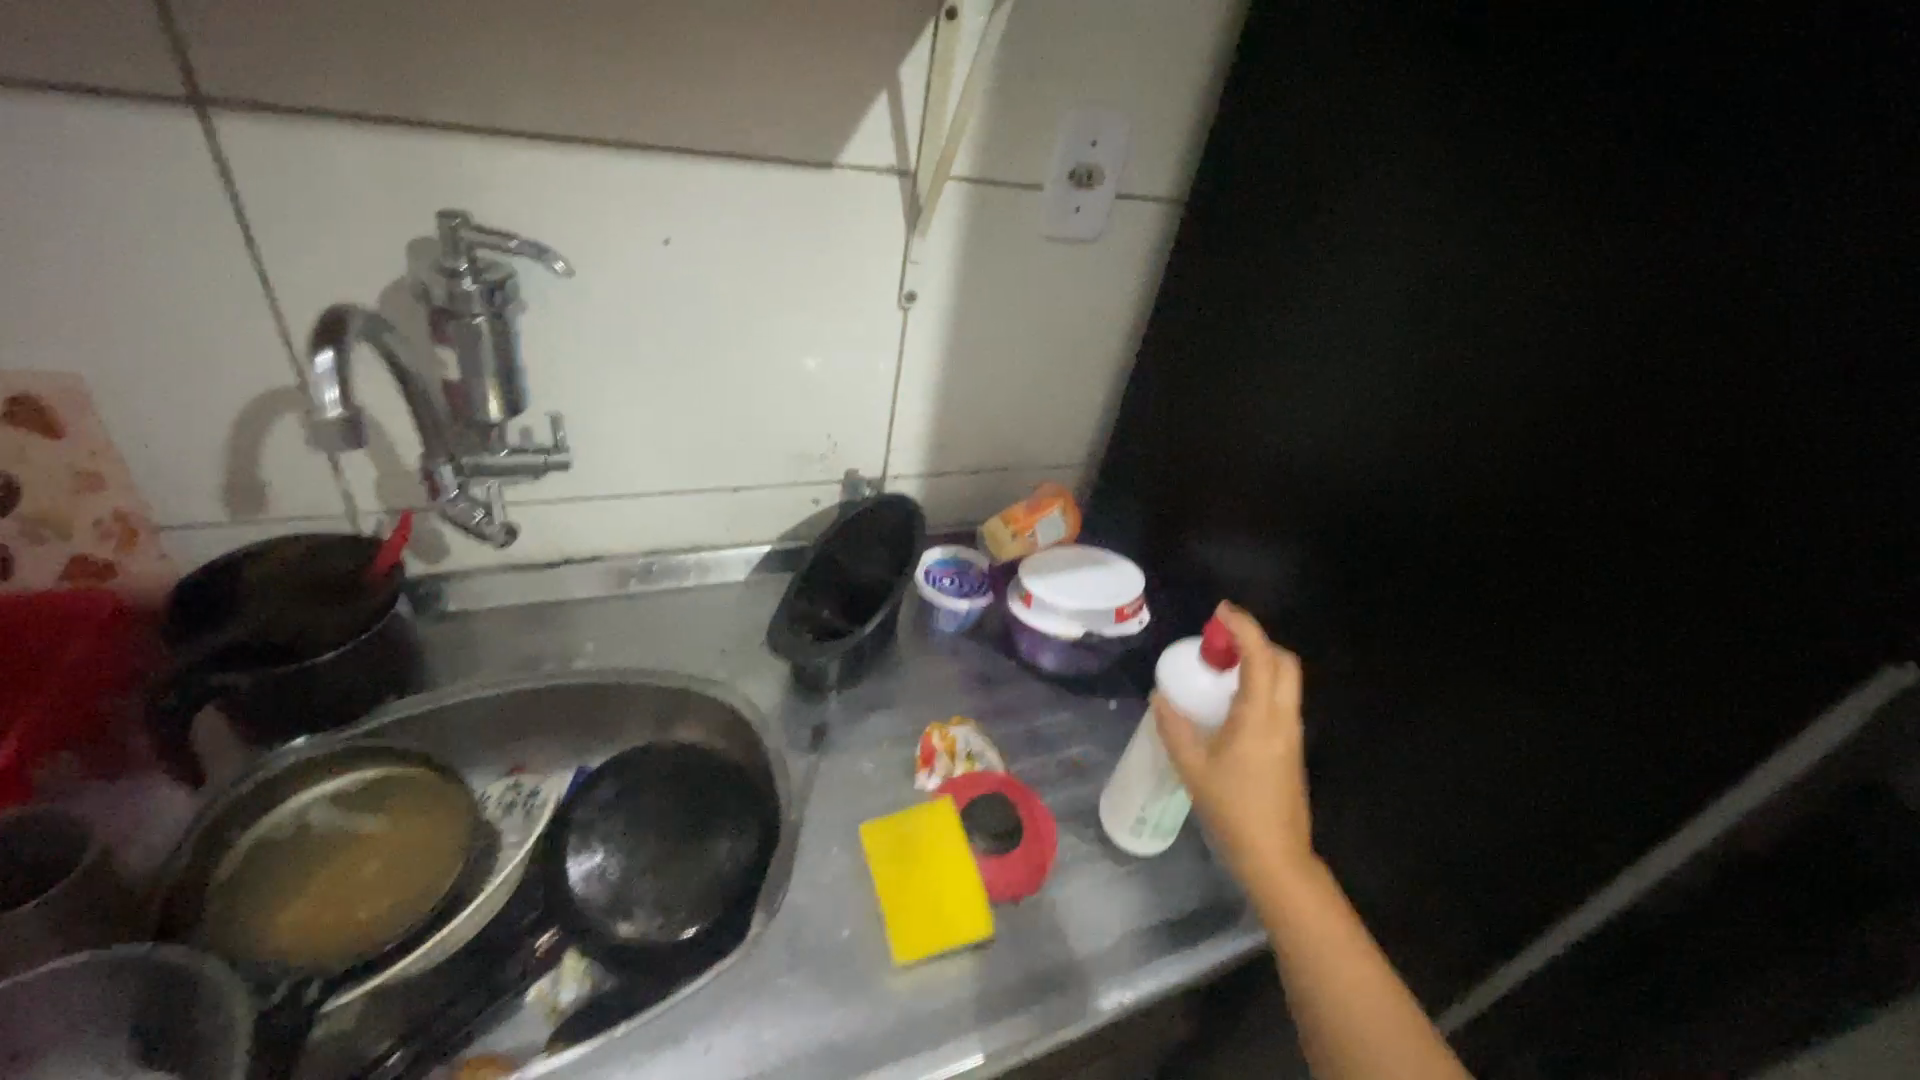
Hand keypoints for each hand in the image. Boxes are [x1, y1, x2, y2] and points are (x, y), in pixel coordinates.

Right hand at [1154, 602, 1316, 885]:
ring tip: (1223, 667)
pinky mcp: (1292, 748)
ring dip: (1261, 663)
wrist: (1275, 856)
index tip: (1221, 611)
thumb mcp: (1192, 769)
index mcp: (1260, 717)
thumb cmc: (1232, 810)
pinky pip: (1282, 701)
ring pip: (1287, 682)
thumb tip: (1160, 696)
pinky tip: (1233, 702)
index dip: (1243, 627)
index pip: (1259, 656)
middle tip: (1221, 642)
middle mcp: (1284, 718)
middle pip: (1283, 662)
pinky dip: (1263, 685)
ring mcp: (1293, 734)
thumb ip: (1175, 728)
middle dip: (1256, 641)